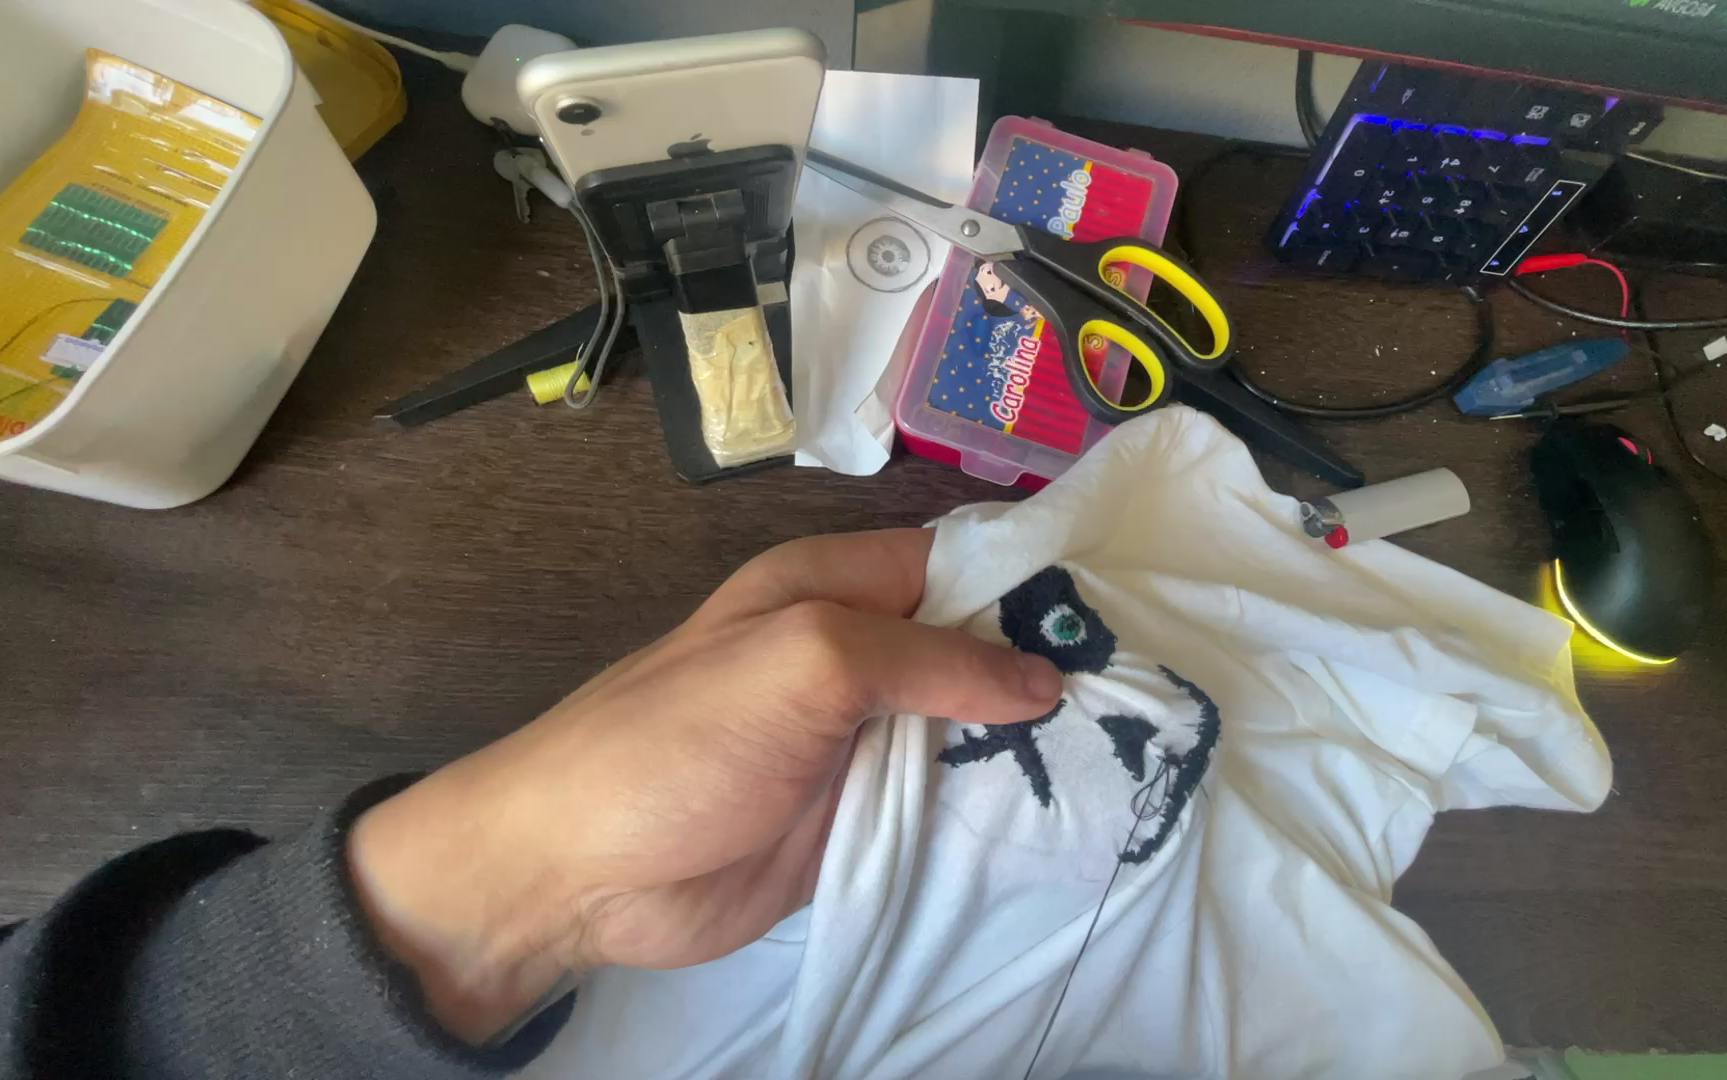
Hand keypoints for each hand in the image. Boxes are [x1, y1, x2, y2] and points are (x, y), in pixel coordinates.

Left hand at [345, 529, 1062, 1042]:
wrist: (585, 871)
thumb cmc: (684, 735)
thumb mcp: (806, 662)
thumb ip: (926, 659)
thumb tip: (1042, 679)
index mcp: (839, 585)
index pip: (955, 561)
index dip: (1027, 577)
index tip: (1116, 607)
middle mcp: (861, 649)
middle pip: (972, 641)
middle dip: (1043, 659)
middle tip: (1142, 687)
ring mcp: (868, 729)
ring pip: (969, 718)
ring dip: (1029, 733)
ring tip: (1128, 745)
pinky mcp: (870, 802)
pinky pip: (948, 787)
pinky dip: (997, 793)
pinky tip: (1067, 806)